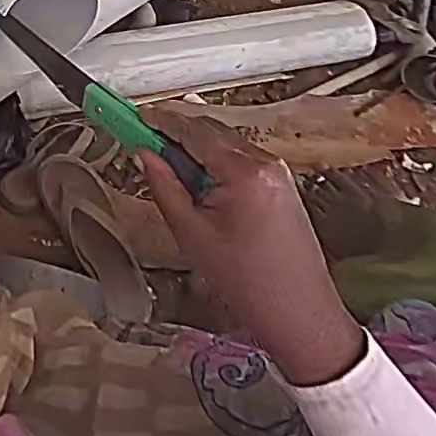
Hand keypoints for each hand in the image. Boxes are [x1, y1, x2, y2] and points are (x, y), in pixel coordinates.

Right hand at [137, 106, 366, 385]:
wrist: (302, 318)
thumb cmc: (248, 283)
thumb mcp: (191, 233)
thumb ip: (163, 184)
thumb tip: (144, 153)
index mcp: (243, 171)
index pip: (191, 129)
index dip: (158, 120)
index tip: (134, 117)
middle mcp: (265, 162)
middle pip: (208, 129)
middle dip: (174, 134)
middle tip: (144, 143)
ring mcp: (277, 171)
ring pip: (223, 142)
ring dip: (193, 149)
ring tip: (170, 171)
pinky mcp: (281, 184)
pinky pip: (239, 157)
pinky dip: (214, 161)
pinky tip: (198, 183)